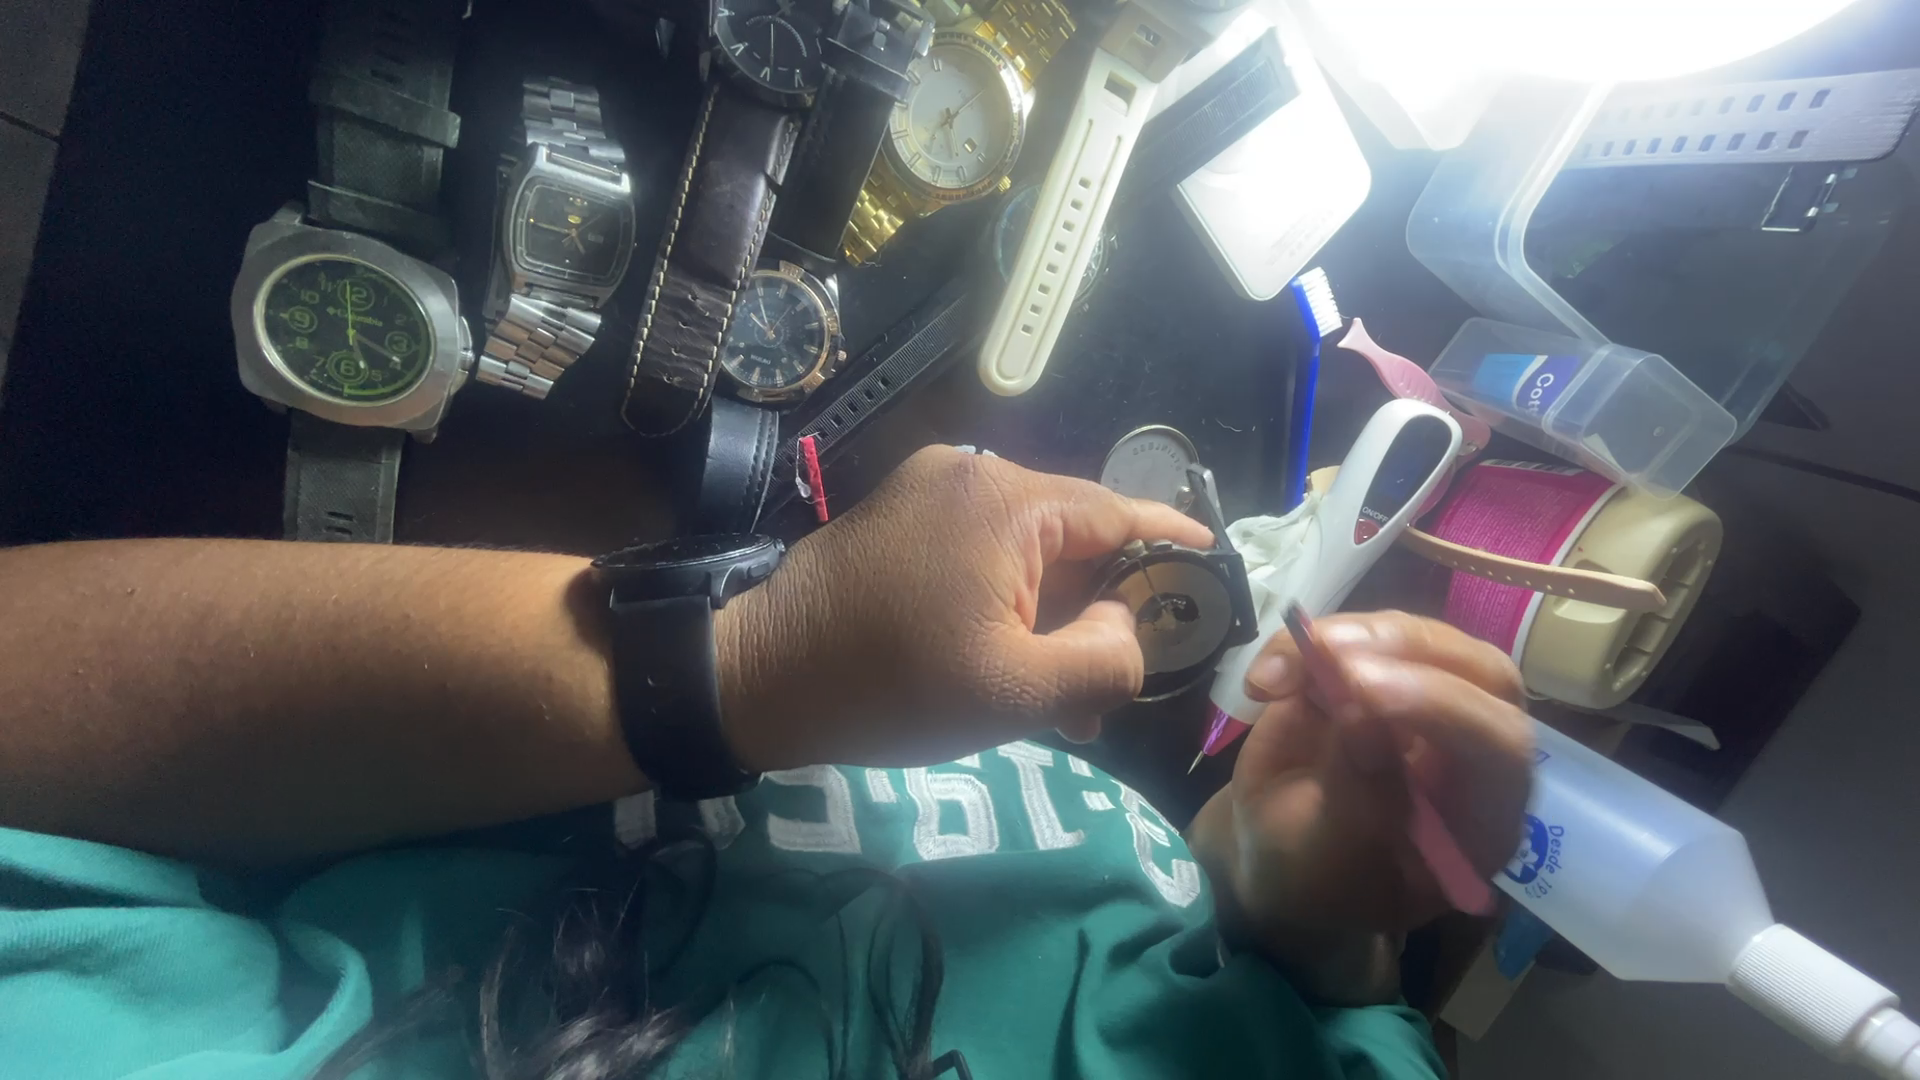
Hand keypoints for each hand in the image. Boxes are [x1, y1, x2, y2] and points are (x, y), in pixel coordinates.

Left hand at [715, 446, 1214, 770]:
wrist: (755, 678)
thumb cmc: (888, 686)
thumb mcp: (1016, 692)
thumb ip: (1105, 659)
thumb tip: (1130, 626)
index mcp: (1005, 500)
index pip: (1118, 514)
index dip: (1172, 544)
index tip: (1215, 564)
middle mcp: (970, 474)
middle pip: (1071, 536)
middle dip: (1101, 606)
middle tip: (1120, 675)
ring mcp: (929, 492)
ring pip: (1026, 551)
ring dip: (1051, 615)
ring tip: (1062, 692)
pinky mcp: (902, 519)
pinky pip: (981, 553)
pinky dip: (1007, 601)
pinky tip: (1009, 658)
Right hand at [1199, 612, 1531, 939]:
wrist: (1272, 853)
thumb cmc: (1309, 875)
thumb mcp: (1324, 861)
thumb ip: (1353, 799)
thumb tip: (1359, 713)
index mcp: (1480, 816)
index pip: (1498, 746)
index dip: (1440, 706)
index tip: (1359, 689)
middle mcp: (1469, 752)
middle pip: (1476, 670)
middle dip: (1399, 647)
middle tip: (1321, 651)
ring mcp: (1423, 706)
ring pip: (1417, 639)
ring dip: (1343, 637)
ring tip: (1272, 678)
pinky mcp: (1372, 676)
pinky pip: (1356, 635)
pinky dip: (1303, 643)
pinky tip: (1263, 681)